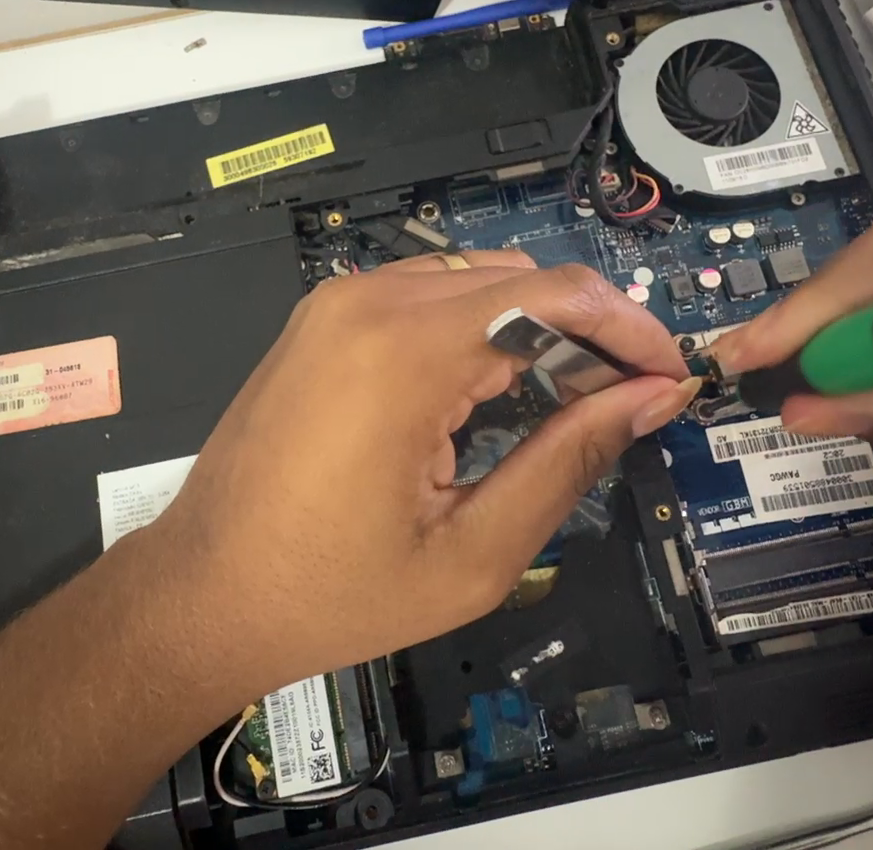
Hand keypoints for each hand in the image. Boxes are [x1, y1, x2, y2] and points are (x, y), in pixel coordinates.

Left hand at [139, 252, 697, 705]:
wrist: (204, 593)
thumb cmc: (333, 592)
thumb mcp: (473, 552)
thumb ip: (569, 462)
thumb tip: (648, 400)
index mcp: (404, 350)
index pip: (554, 294)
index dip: (628, 327)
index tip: (668, 373)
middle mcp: (368, 301)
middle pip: (517, 278)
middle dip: (584, 330)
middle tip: (620, 400)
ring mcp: (336, 302)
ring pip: (474, 281)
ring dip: (532, 327)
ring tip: (564, 400)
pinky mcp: (322, 319)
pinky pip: (424, 297)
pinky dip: (477, 328)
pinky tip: (492, 389)